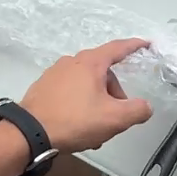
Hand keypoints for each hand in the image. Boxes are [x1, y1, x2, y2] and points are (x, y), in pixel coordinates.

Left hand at [19, 38, 153, 152]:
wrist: (31, 131)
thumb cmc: (75, 120)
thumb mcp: (114, 118)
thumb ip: (137, 110)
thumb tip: (145, 106)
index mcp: (90, 63)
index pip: (117, 48)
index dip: (134, 46)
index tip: (145, 43)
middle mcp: (72, 62)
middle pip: (103, 72)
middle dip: (115, 94)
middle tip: (118, 117)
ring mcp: (55, 73)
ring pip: (87, 85)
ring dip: (98, 103)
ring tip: (98, 130)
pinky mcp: (44, 87)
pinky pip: (71, 92)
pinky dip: (81, 106)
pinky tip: (81, 128)